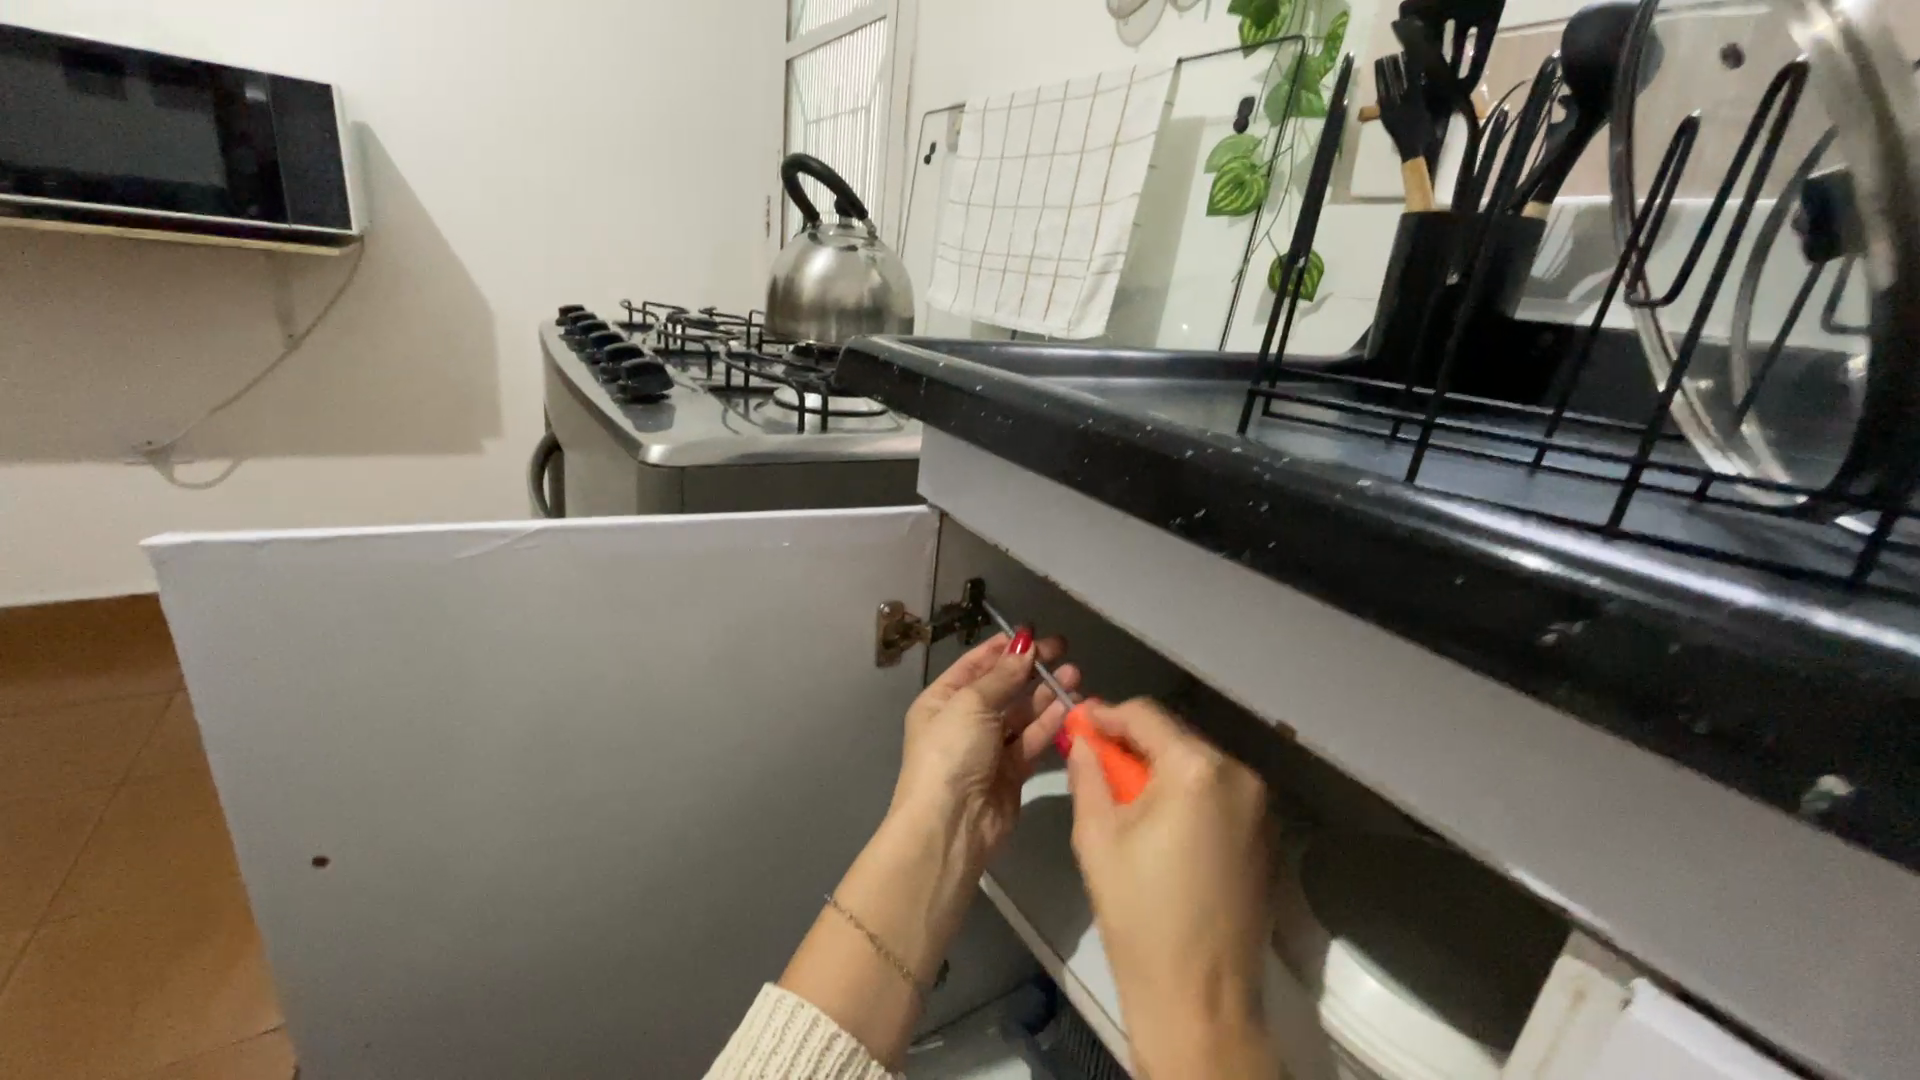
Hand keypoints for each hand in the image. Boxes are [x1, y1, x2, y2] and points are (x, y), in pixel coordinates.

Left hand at [892, 631, 1080, 868]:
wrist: (950, 825)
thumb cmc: (951, 753)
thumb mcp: (971, 704)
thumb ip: (1002, 675)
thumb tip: (1025, 645)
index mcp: (942, 700)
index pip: (975, 665)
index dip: (1004, 648)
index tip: (1035, 633)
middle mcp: (963, 721)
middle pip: (1003, 687)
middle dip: (1031, 669)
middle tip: (1064, 650)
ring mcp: (988, 748)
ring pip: (1022, 714)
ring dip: (1046, 694)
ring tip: (1075, 674)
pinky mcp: (1012, 773)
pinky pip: (1032, 740)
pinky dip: (1050, 723)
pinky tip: (1070, 706)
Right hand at [1066, 699, 1275, 1078]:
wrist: (1201, 999)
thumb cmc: (1139, 914)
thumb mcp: (1097, 837)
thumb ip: (1088, 775)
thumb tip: (1083, 742)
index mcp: (1198, 769)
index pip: (1146, 715)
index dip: (1107, 714)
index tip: (1080, 722)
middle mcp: (1239, 775)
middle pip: (1176, 736)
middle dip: (1133, 742)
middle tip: (1095, 758)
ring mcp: (1260, 807)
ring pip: (1198, 763)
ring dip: (1160, 767)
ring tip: (1125, 794)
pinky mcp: (1267, 836)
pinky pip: (1219, 793)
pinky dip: (1187, 793)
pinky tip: (1161, 822)